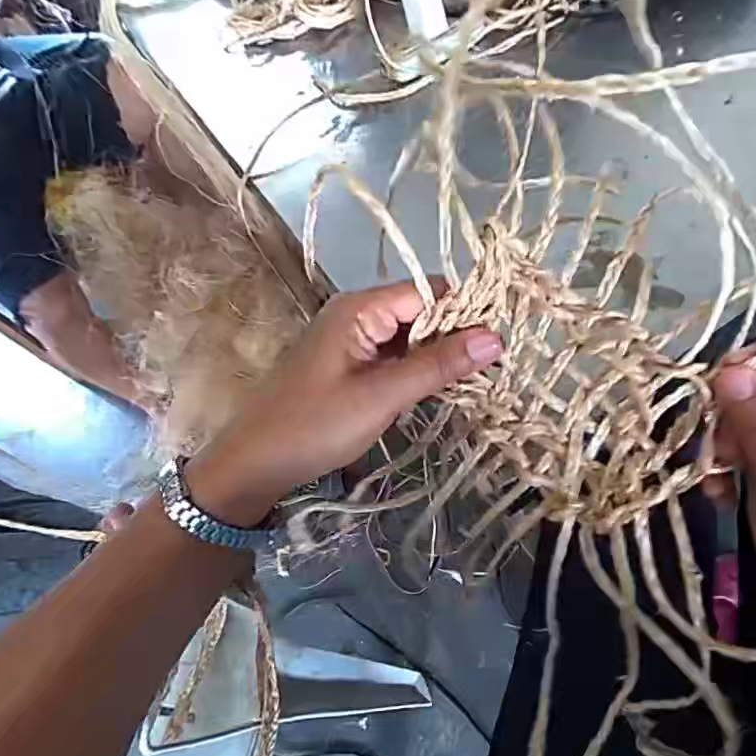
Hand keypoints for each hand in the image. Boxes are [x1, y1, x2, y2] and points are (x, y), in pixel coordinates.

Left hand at [185, 282, 503, 525]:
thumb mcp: (382, 396)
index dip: (468, 313)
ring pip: (414, 334)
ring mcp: (355, 338)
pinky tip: (442, 388)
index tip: (500, 346)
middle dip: (458, 335)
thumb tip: (496, 338)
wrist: (255, 463)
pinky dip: (421, 368)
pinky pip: (398, 354)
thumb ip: (438, 365)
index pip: (431, 291)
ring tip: (478, 380)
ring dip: (442, 354)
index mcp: (361, 308)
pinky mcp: (354, 363)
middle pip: (424, 309)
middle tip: (494, 370)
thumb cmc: (314, 426)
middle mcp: (359, 313)